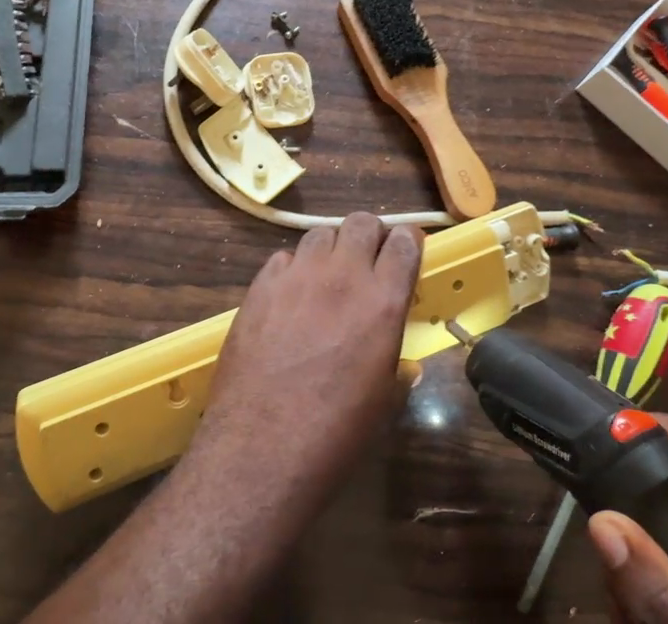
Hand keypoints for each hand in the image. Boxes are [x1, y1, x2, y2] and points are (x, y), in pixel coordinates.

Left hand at [191, 213, 423, 509]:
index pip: (405, 241)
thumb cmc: (336, 432)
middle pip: (362, 223)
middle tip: (368, 263)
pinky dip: (293, 270)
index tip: (405, 256)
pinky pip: (283, 259)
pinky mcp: (259, 287)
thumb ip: (397, 368)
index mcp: (383, 301)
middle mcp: (342, 276)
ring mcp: (296, 277)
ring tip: (327, 279)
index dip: (408, 244)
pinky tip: (290, 299)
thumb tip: (404, 365)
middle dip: (370, 236)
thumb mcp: (384, 401)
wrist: (262, 444)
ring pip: (320, 234)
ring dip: (331, 250)